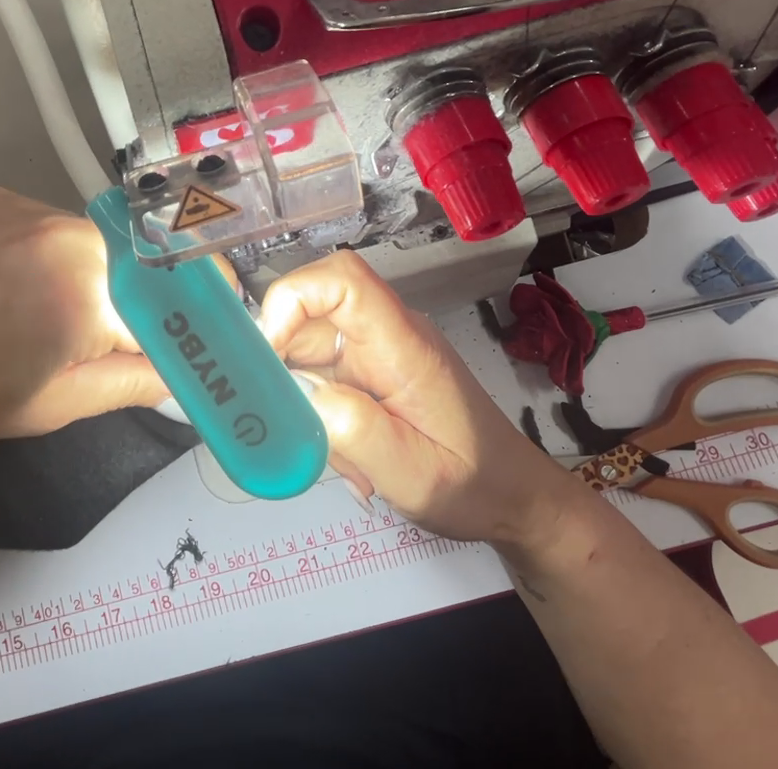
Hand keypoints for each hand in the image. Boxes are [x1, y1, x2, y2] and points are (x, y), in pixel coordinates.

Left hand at [0, 185, 166, 451]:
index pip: (168, 310)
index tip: (182, 344)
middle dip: (120, 309)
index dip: (179, 331)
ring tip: (22, 317)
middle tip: (80, 346)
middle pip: (127, 271)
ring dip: (78, 279)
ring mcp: (24, 204)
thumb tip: (176, 373)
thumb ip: (128, 384)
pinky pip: (40, 226)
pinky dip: (37, 255)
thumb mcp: (47, 407)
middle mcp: (66, 230)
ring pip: (84, 245)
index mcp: (87, 290)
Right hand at [259, 251, 590, 549]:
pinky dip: (311, 408)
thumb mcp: (414, 476)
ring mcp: (376, 351)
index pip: (342, 281)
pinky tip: (337, 450)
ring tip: (320, 447)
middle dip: (279, 361)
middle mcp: (386, 335)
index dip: (291, 298)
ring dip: (295, 393)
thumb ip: (355, 434)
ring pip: (306, 346)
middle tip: (273, 415)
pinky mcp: (370, 370)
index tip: (264, 352)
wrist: (513, 495)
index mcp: (404, 346)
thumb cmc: (474, 485)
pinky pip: (320, 371)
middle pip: (311, 311)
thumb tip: (299, 395)